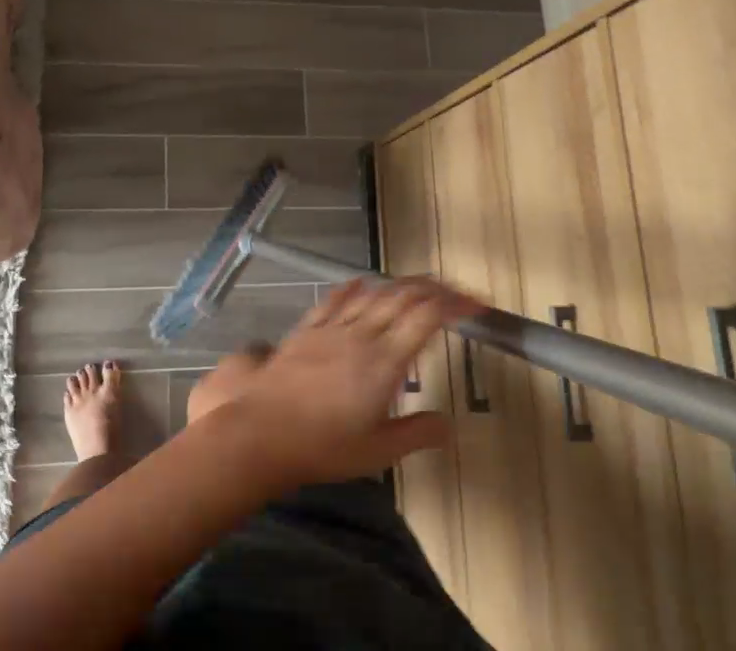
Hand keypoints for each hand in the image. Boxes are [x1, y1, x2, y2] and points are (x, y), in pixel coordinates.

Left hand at [200, 277, 480, 490]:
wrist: (260, 433)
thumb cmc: (322, 448)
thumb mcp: (377, 451)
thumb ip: (415, 434)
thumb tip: (448, 425)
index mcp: (385, 362)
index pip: (427, 318)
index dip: (455, 306)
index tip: (476, 306)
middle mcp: (361, 336)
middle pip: (403, 297)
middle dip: (434, 289)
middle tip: (455, 293)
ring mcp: (330, 330)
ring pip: (372, 294)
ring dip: (400, 285)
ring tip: (419, 285)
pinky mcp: (304, 331)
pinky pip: (333, 299)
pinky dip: (354, 288)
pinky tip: (362, 283)